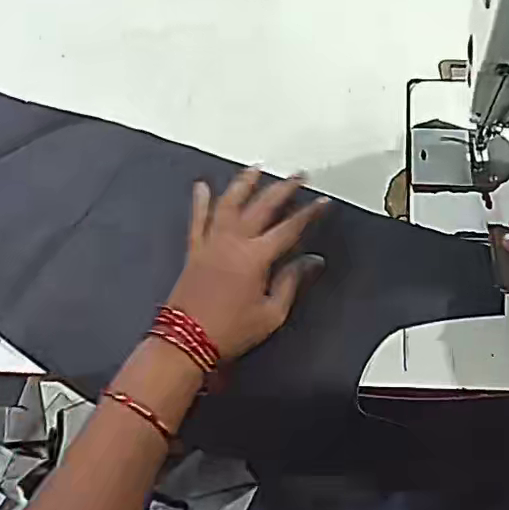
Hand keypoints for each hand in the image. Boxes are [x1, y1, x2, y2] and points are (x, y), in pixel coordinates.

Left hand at [165, 167, 329, 359]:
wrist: (186, 340)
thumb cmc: (232, 330)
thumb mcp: (272, 313)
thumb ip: (291, 282)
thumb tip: (312, 261)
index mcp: (256, 257)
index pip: (289, 228)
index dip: (309, 213)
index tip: (322, 201)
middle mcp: (233, 241)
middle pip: (262, 206)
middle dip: (283, 189)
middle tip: (298, 177)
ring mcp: (211, 242)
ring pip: (229, 203)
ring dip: (244, 184)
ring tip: (256, 169)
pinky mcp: (194, 249)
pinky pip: (197, 219)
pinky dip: (200, 201)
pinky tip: (201, 186)